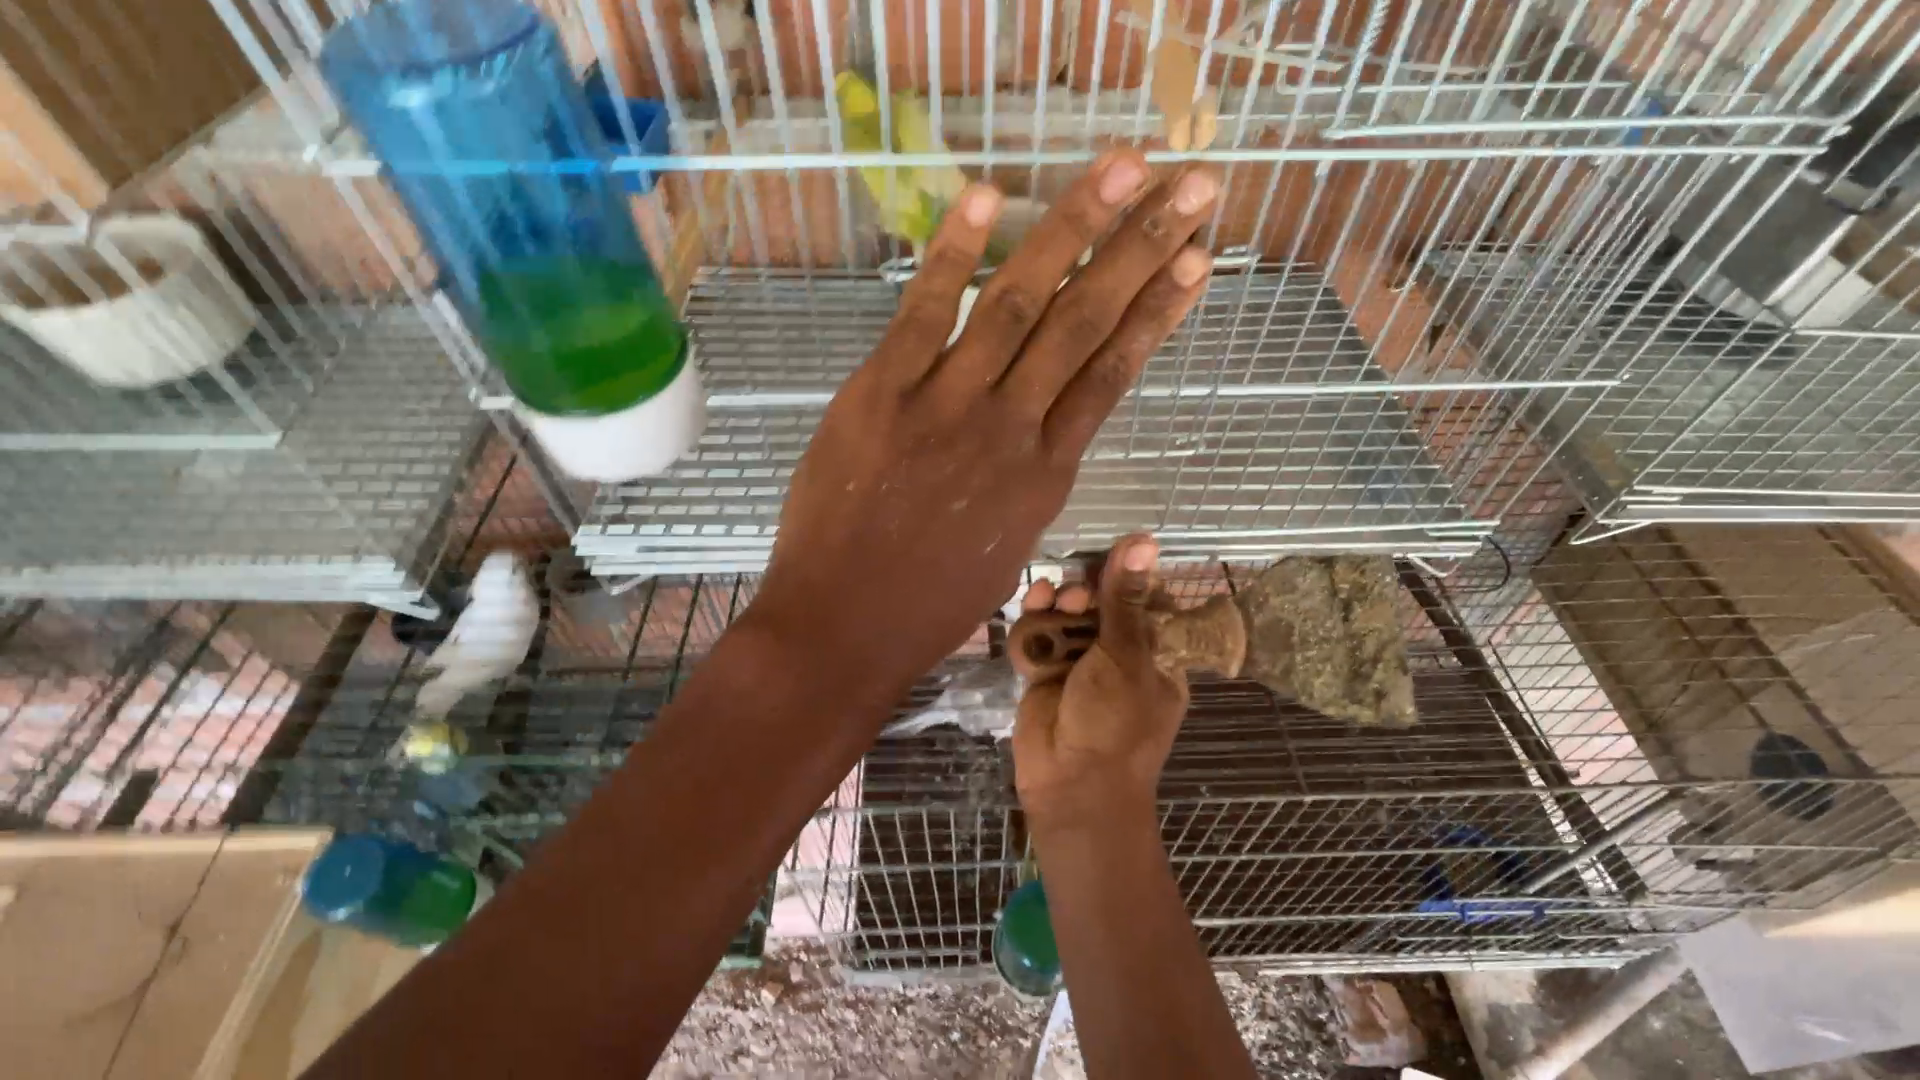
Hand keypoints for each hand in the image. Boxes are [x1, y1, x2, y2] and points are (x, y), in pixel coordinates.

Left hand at [753, 151, 1219, 689]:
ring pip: (1021, 303)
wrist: (843, 632)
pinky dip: (954, 252)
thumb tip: (1040, 425)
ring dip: (1074, 227)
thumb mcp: (1005, 548)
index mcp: (1047, 475)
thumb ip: (1028, 481)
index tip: (1198, 258)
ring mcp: (947, 407)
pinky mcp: (881, 395)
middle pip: (1087, 323)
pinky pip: (924, 312)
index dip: (1159, 310)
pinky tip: (987, 194)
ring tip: (1123, 166)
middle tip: (1193, 184)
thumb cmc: (927, 605)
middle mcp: (1012, 430)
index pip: (1115, 373)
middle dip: (1143, 247)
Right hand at [1011, 534, 1188, 829]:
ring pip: (1066, 618)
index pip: (1144, 602)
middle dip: (1087, 592)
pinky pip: (1037, 640)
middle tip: (1079, 592)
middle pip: (1099, 605)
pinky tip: (1030, 604)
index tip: (1109, 561)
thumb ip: (1125, 598)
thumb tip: (1144, 539)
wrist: (1073, 785)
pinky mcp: (1043, 677)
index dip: (1125, 579)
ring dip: (1058, 605)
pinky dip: (1032, 625)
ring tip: (1051, 600)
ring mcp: (1078, 667)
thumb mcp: (1126, 656)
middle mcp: (1118, 657)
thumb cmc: (1115, 723)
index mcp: (1156, 655)